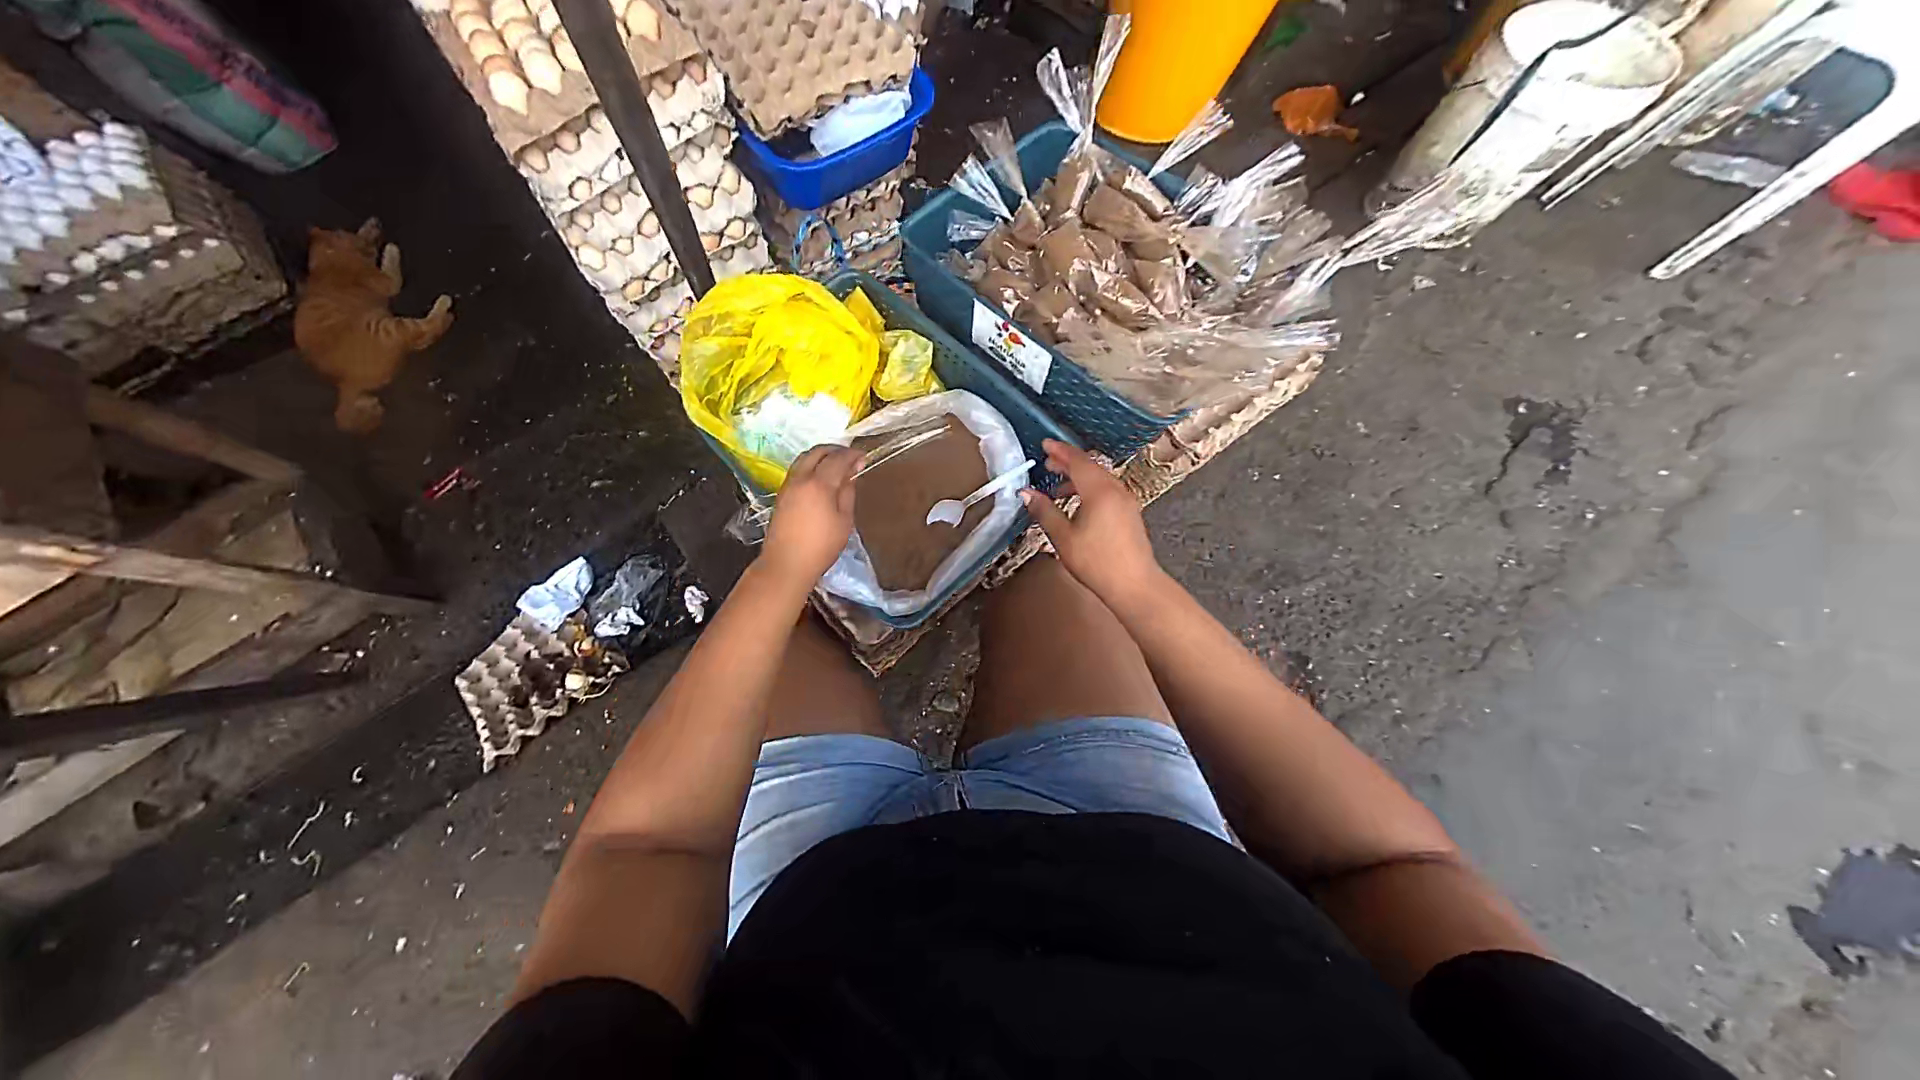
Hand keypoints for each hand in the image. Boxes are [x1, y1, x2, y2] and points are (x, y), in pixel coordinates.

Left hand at [763, 444, 863, 585]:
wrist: (786, 564)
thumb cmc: (821, 546)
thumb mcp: (844, 521)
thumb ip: (847, 493)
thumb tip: (850, 475)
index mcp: (819, 484)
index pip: (838, 459)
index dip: (852, 455)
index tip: (863, 457)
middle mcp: (801, 478)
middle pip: (817, 452)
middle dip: (835, 450)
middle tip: (850, 458)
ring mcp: (788, 485)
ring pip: (804, 459)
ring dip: (821, 456)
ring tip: (835, 466)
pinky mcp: (781, 494)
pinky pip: (798, 470)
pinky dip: (811, 466)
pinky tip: (820, 479)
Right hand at [1020, 439, 1162, 603]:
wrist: (1133, 585)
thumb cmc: (1099, 563)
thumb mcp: (1063, 537)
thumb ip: (1044, 510)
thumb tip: (1027, 494)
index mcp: (1099, 491)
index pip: (1077, 461)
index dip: (1059, 451)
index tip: (1046, 444)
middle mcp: (1116, 491)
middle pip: (1090, 467)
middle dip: (1068, 462)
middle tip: (1049, 462)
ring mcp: (1126, 501)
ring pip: (1099, 479)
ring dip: (1078, 477)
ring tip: (1058, 486)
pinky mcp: (1129, 513)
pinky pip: (1107, 491)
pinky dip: (1090, 489)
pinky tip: (1078, 504)